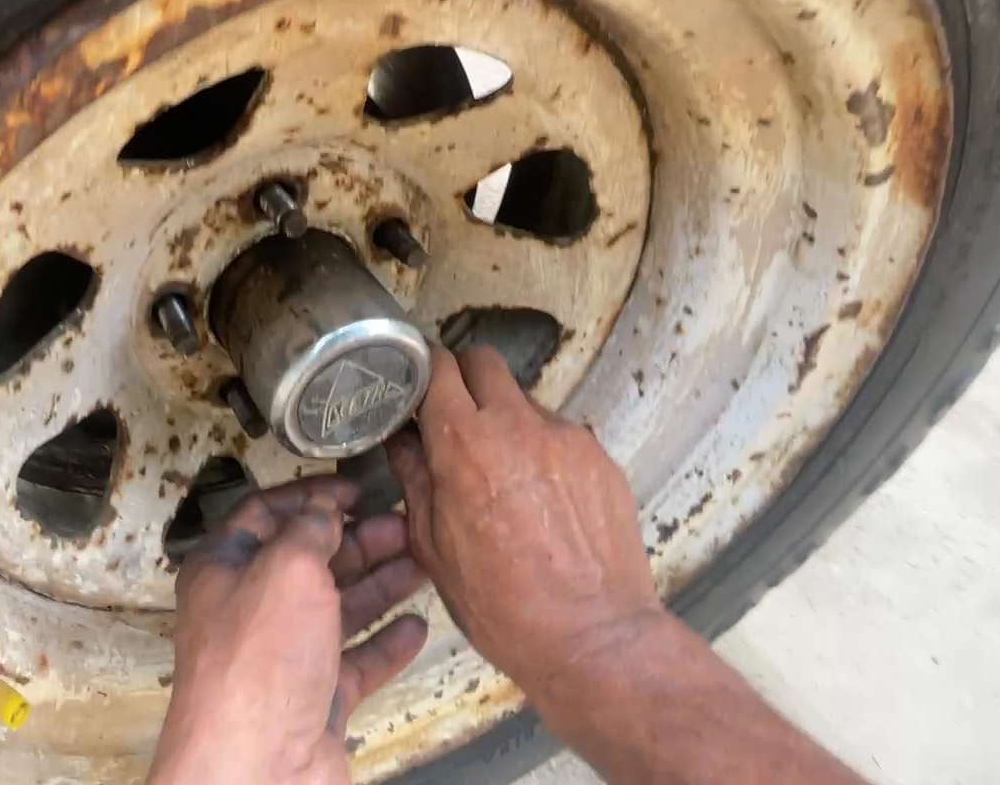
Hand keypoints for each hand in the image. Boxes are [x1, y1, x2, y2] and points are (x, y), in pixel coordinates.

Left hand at [149, 477, 429, 784]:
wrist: (258, 768)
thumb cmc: (263, 654)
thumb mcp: (288, 567)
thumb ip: (310, 527)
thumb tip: (323, 508)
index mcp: (226, 566)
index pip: (267, 512)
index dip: (310, 494)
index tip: (354, 488)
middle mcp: (251, 606)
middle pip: (310, 559)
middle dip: (357, 539)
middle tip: (402, 524)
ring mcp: (284, 654)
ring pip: (337, 606)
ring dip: (379, 583)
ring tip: (419, 562)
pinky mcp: (315, 696)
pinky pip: (355, 659)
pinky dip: (385, 642)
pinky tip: (416, 626)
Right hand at [385, 347, 663, 695]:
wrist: (594, 639)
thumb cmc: (499, 601)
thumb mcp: (432, 545)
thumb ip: (414, 478)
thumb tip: (400, 440)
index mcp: (463, 441)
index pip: (439, 365)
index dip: (423, 365)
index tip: (417, 381)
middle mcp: (515, 424)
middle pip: (483, 359)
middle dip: (464, 375)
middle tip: (457, 413)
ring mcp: (563, 436)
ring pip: (522, 398)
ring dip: (505, 418)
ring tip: (505, 472)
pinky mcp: (599, 456)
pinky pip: (558, 433)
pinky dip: (541, 449)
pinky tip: (543, 496)